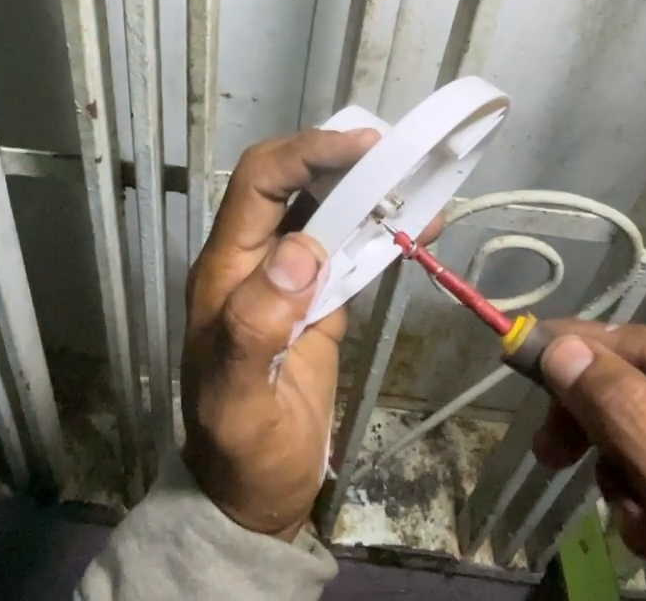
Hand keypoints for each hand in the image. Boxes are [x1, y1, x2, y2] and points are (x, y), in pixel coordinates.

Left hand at [181, 128, 377, 537]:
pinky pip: (347, 251)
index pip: (259, 183)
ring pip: (323, 211)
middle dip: (342, 160)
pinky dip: (381, 233)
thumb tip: (299, 250)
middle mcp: (252, 260)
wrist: (252, 499)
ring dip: (368, 193)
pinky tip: (417, 228)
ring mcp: (286, 279)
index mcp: (224, 270)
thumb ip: (255, 325)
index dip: (306, 154)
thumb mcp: (239, 400)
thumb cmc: (240, 452)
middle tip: (401, 157)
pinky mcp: (315, 300)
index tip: (363, 147)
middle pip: (291, 183)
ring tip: (421, 187)